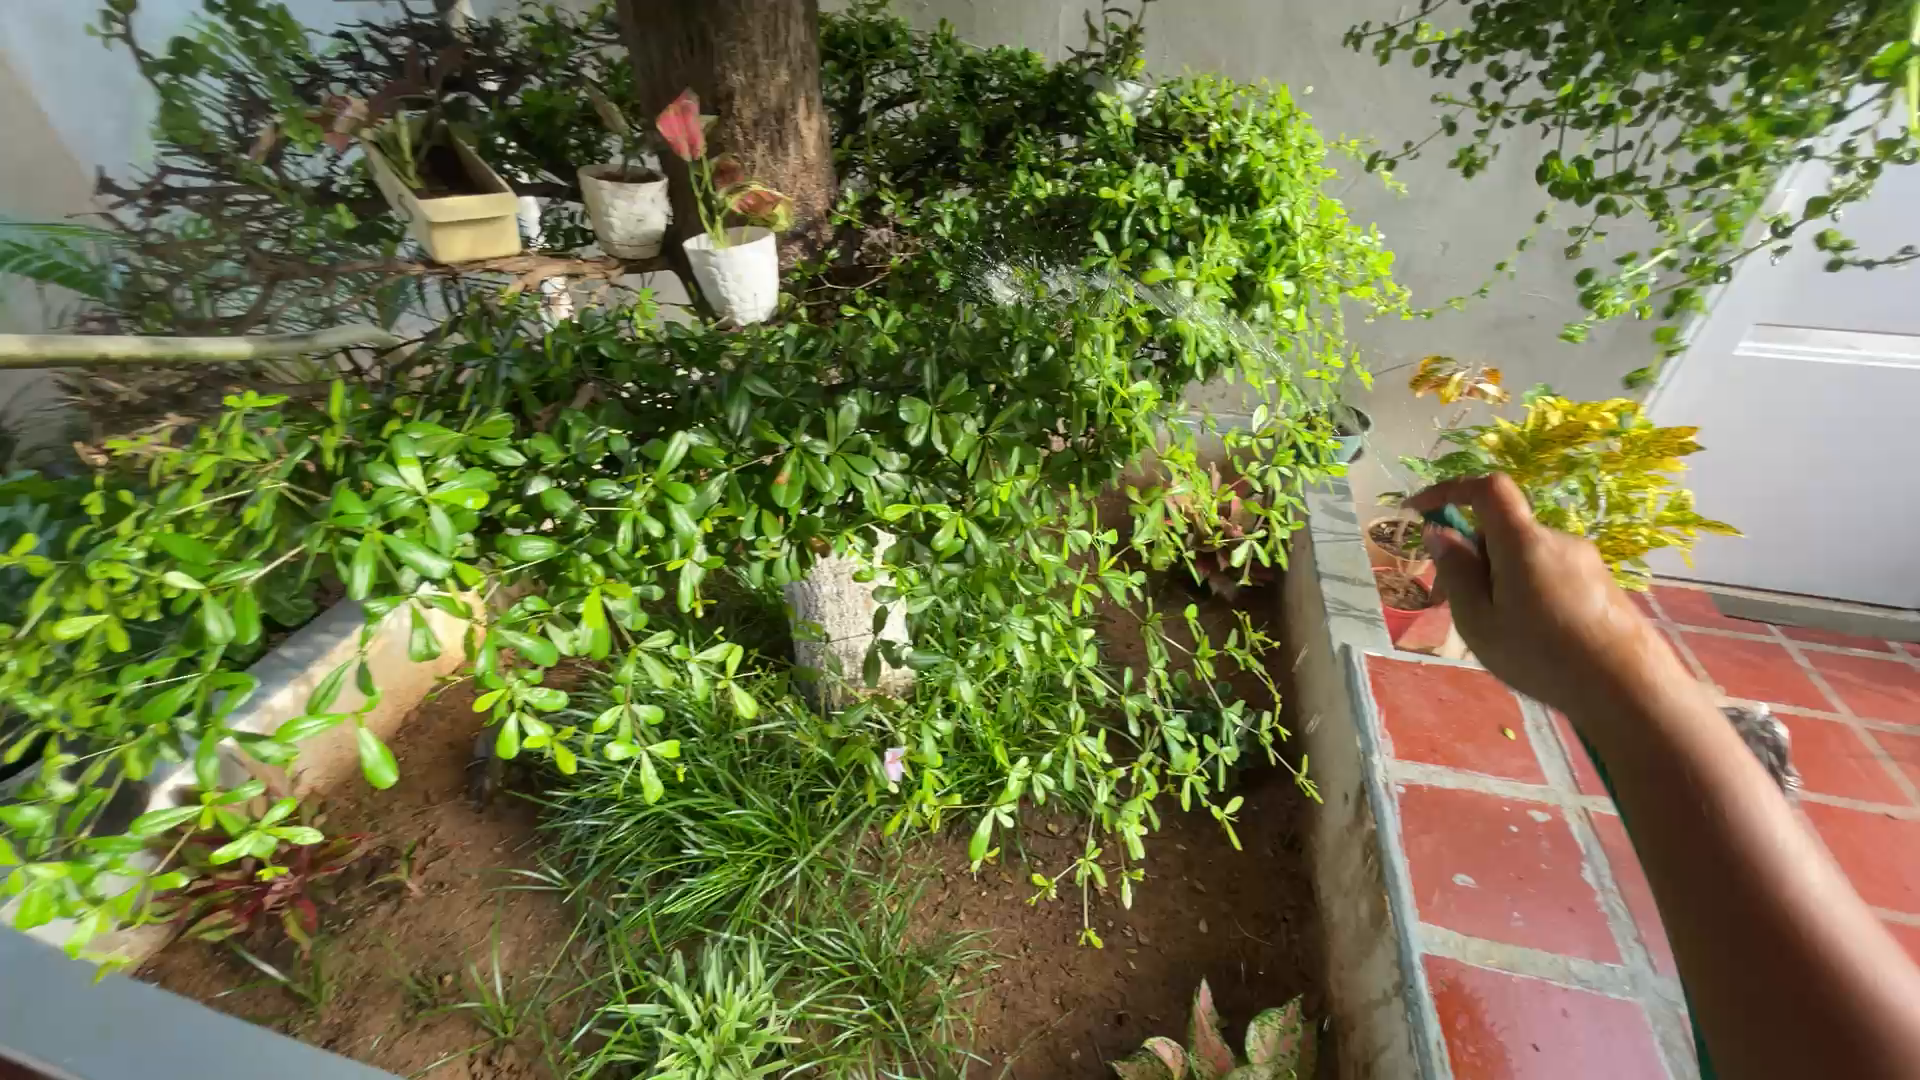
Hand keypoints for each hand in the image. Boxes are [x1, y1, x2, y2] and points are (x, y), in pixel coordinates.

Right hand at [1403, 473, 1686, 715]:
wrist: (1631, 693)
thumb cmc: (1541, 656)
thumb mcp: (1478, 619)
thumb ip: (1456, 570)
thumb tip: (1439, 532)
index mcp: (1524, 543)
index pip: (1487, 489)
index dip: (1448, 489)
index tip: (1418, 510)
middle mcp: (1557, 541)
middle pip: (1499, 530)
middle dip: (1467, 555)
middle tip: (1448, 602)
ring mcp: (1583, 562)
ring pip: (1520, 555)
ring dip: (1493, 576)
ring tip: (1487, 625)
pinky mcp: (1598, 583)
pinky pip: (1543, 571)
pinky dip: (1519, 587)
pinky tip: (1522, 632)